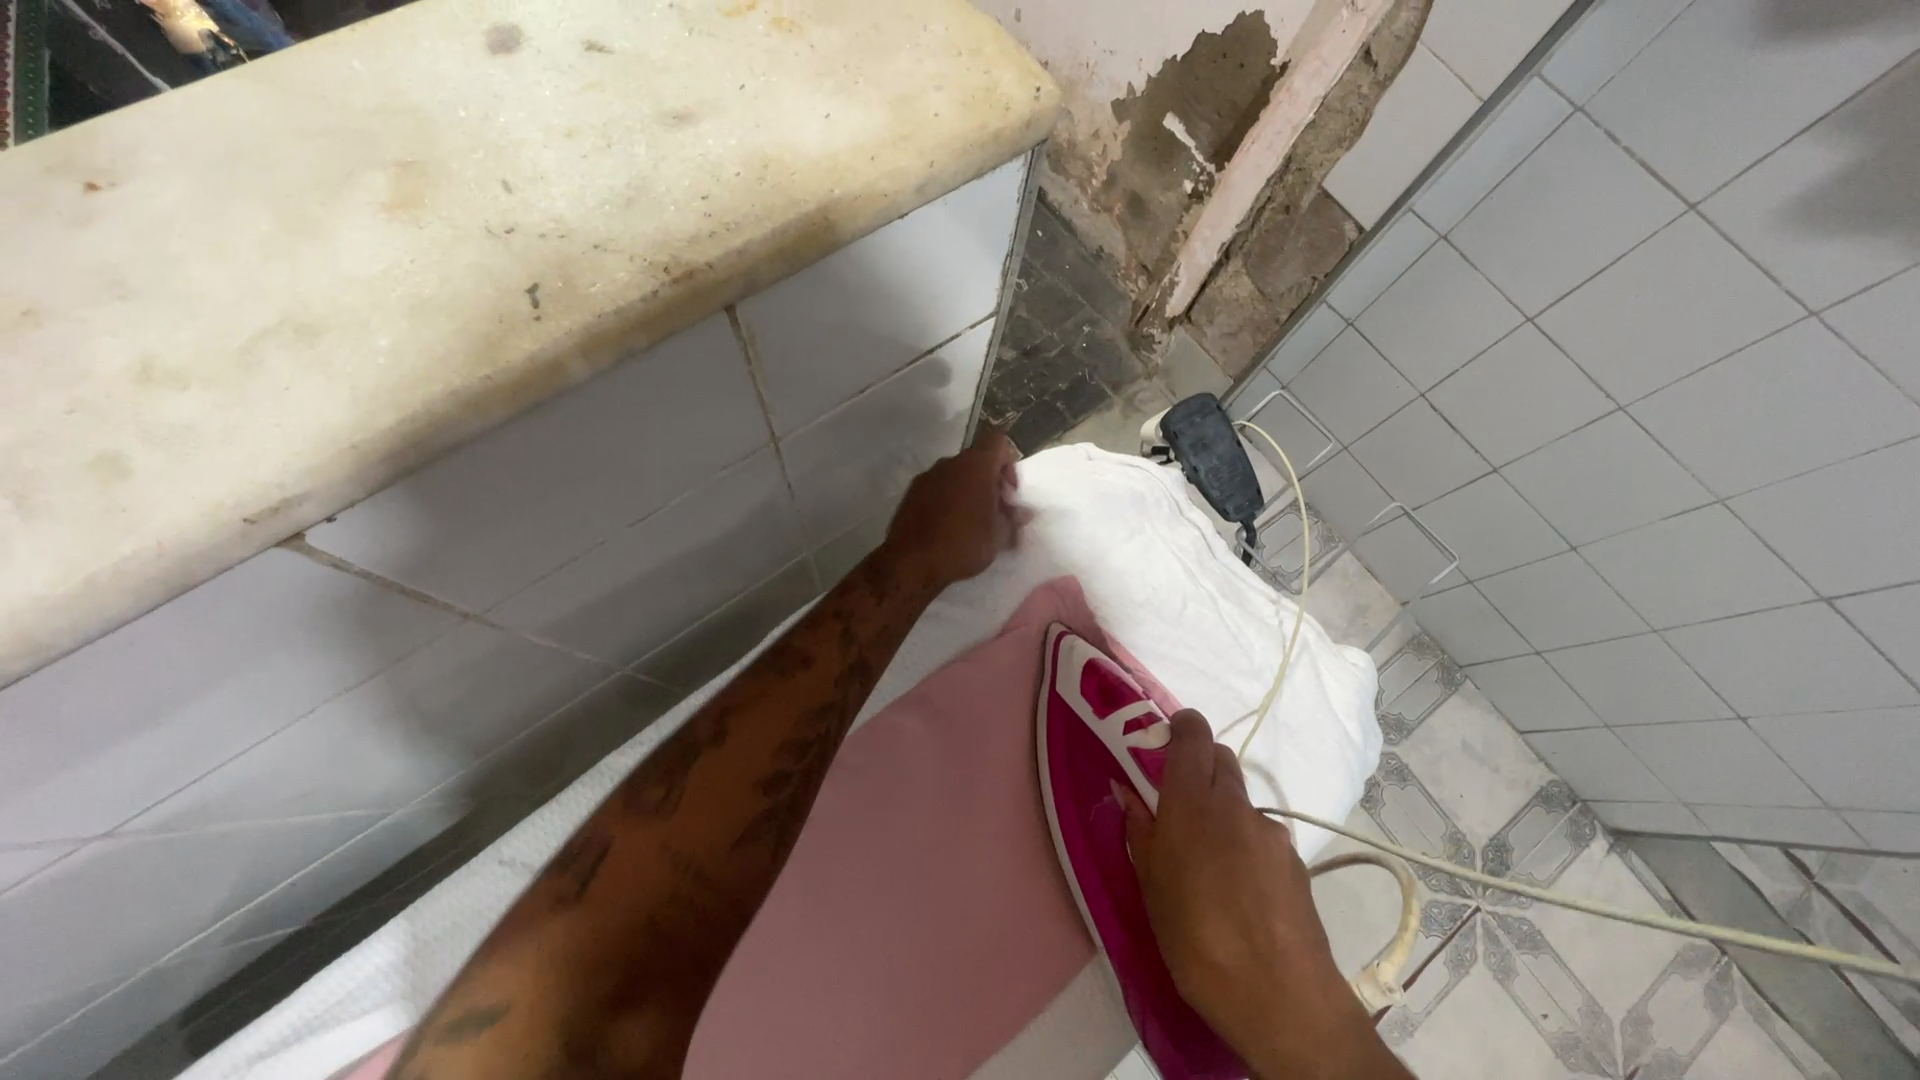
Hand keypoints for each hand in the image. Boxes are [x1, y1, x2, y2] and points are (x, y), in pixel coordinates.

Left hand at [884, 426, 1024, 588]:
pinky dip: (948, 500)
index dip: (1009, 465)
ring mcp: (927, 477)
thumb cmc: (962, 544)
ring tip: (972, 524)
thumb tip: (1023, 512)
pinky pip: (938, 489)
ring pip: (956, 476)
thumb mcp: (998, 536)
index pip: (999, 444)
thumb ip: (1014, 519)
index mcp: (976, 466)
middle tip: (995, 514)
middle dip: (990, 484)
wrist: (911, 562)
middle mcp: (950, 463)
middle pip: (977, 461)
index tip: (1008, 495)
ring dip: (968, 493)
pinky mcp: (911, 493)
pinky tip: (949, 528)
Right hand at [1122, 712, 1408, 1079]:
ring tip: (1206, 860)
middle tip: (1176, 803)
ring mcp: (1270, 831)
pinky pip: (1261, 833)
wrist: (1280, 997)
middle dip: (1198, 765)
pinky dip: (1244, 841)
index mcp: (1192, 803)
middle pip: (1220, 758)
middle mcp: (1235, 805)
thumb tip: (1127, 792)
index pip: (1193, 733)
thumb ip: (1141, 831)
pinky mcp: (1294, 859)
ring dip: (1221, 808)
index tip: (1162, 743)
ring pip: (1240, 798)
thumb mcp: (1151, 887)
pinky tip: (1238, 888)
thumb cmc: (1196, 941)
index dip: (1179, 726)